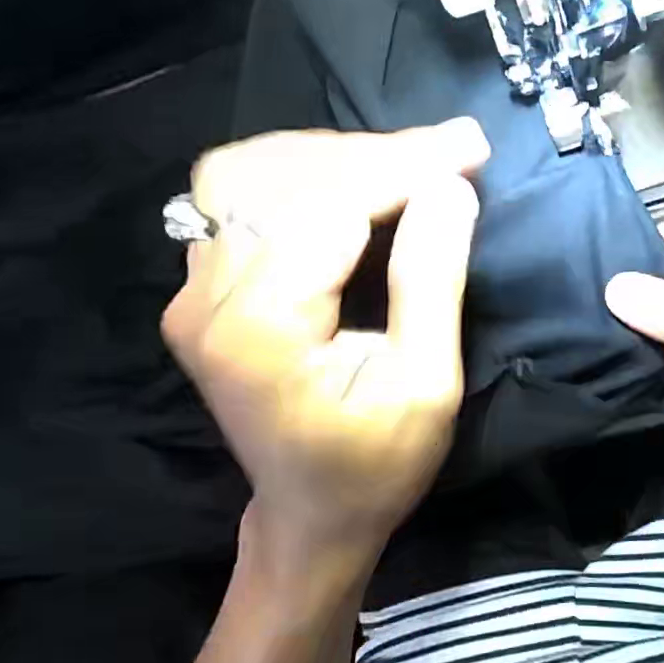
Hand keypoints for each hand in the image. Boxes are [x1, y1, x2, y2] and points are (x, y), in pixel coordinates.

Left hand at [161, 119, 488, 561]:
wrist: (312, 515)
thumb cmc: (378, 466)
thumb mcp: (427, 386)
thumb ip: (430, 284)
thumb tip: (451, 190)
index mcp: (259, 327)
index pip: (331, 208)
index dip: (405, 169)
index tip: (470, 149)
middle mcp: (206, 297)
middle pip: (285, 180)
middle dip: (378, 154)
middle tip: (453, 146)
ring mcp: (193, 291)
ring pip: (253, 176)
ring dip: (337, 156)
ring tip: (409, 160)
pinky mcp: (202, 290)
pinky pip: (239, 200)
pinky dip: (302, 175)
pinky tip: (352, 179)